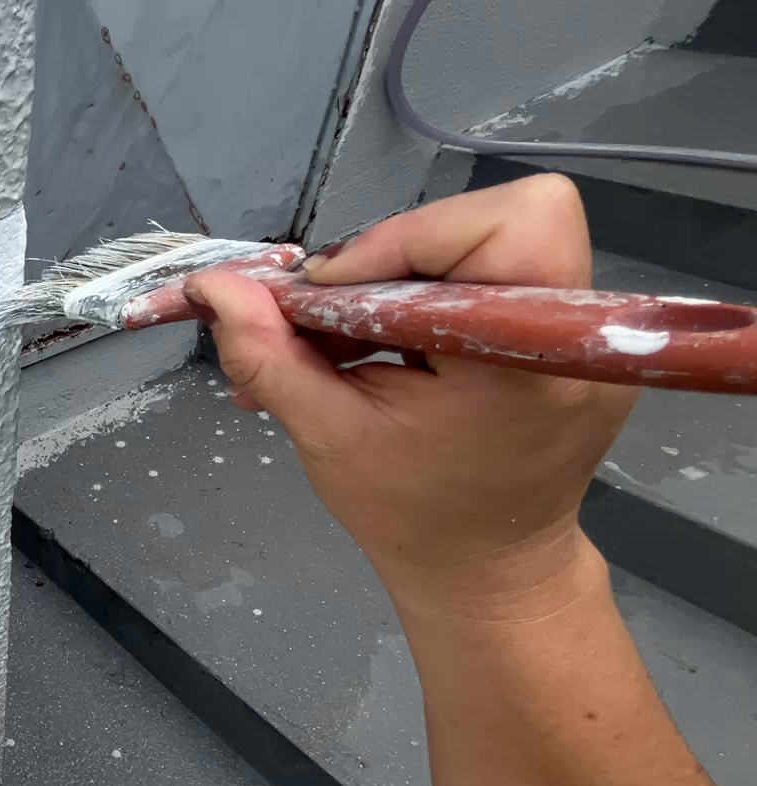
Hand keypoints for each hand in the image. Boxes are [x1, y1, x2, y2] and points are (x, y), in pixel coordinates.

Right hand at [184, 175, 636, 610]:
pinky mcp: (550, 334)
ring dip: (374, 287)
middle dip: (377, 264)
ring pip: (470, 246)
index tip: (323, 296)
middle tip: (312, 321)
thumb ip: (267, 355)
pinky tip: (349, 352)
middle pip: (483, 224)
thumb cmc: (404, 510)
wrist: (481, 561)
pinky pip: (472, 281)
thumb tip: (215, 289)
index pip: (504, 224)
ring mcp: (570, 328)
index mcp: (526, 357)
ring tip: (314, 348)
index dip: (401, 241)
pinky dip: (397, 306)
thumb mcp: (322, 432)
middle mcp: (570, 328)